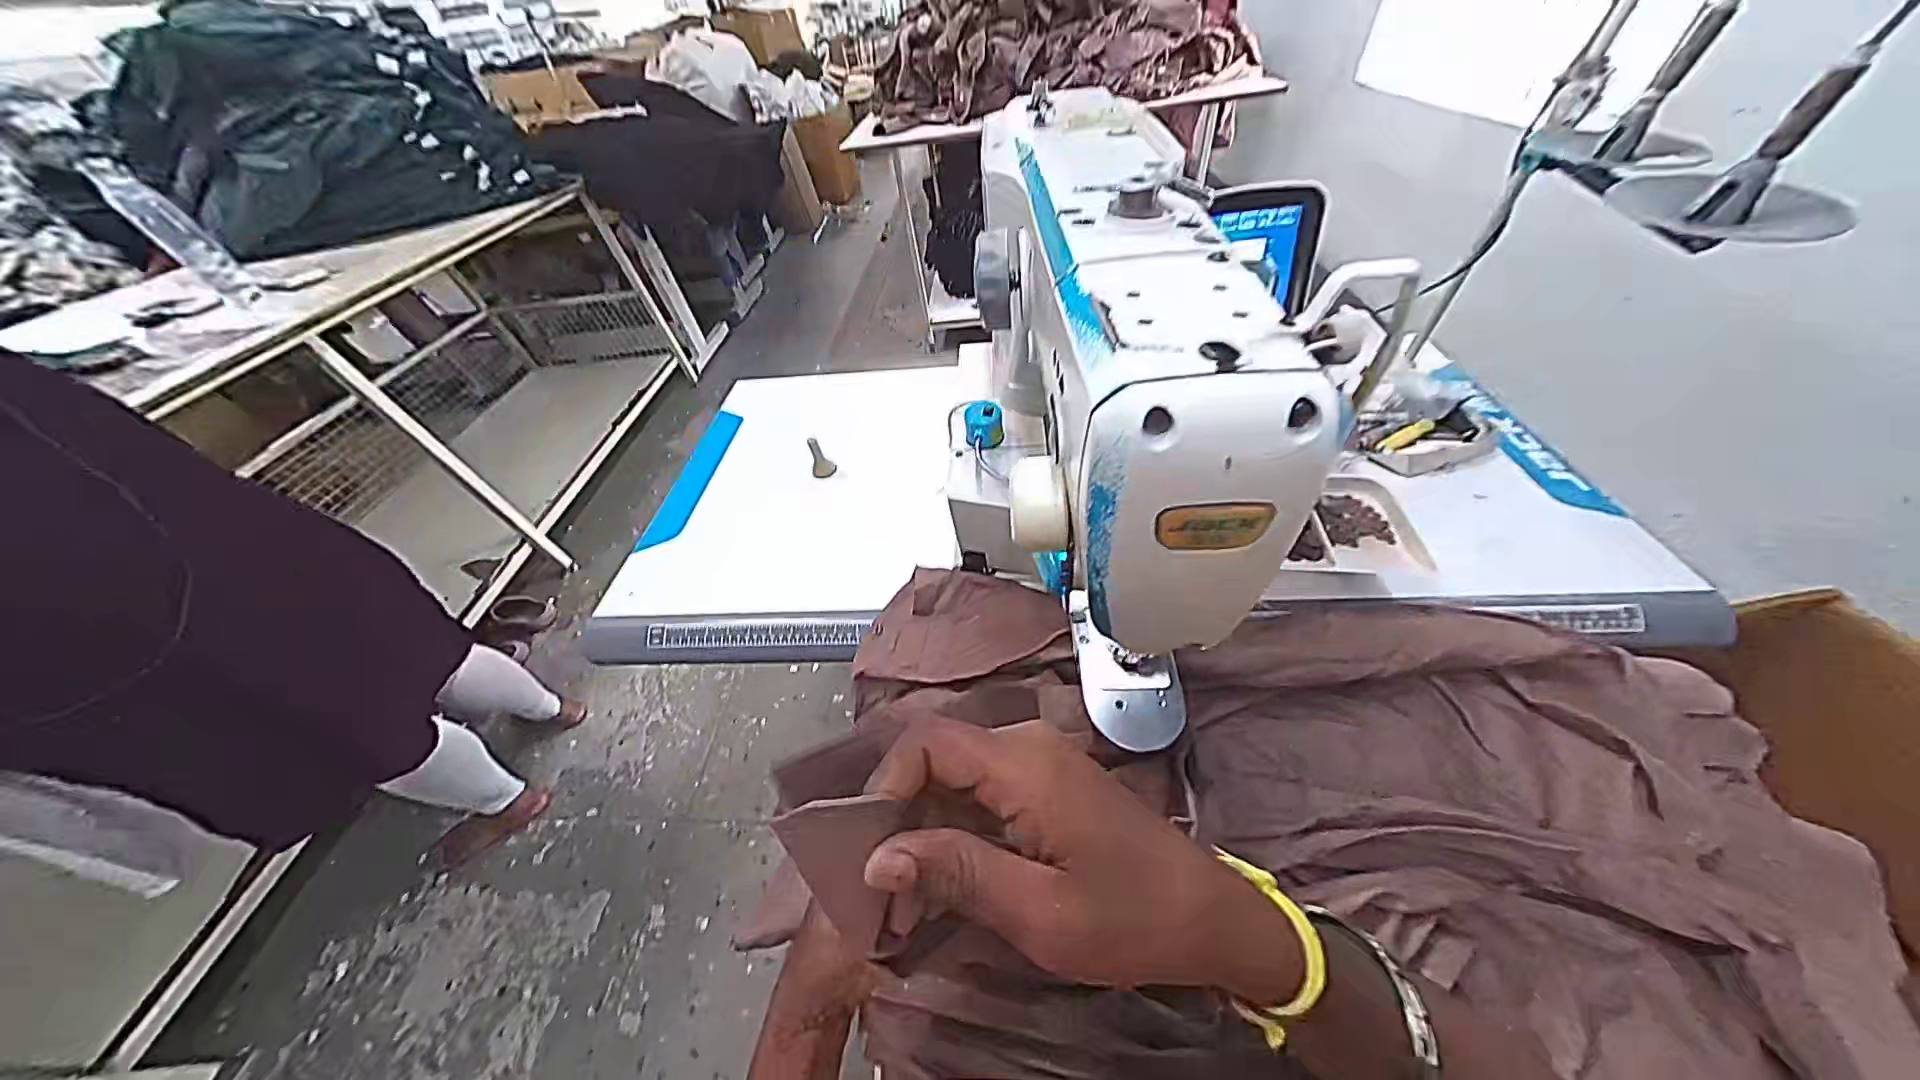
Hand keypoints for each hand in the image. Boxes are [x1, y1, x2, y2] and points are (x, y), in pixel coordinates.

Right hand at [861, 717, 1303, 1002]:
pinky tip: (945, 878)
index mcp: (1025, 764)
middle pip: (936, 757)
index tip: (869, 848)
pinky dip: (953, 829)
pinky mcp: (1044, 781)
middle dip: (899, 818)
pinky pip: (979, 790)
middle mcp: (1026, 745)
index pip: (928, 741)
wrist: (1206, 914)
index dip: (886, 785)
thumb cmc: (1131, 917)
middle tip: (882, 888)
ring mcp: (1037, 760)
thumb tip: (879, 858)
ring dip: (923, 830)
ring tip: (908, 897)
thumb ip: (957, 872)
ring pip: (953, 776)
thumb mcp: (1039, 912)